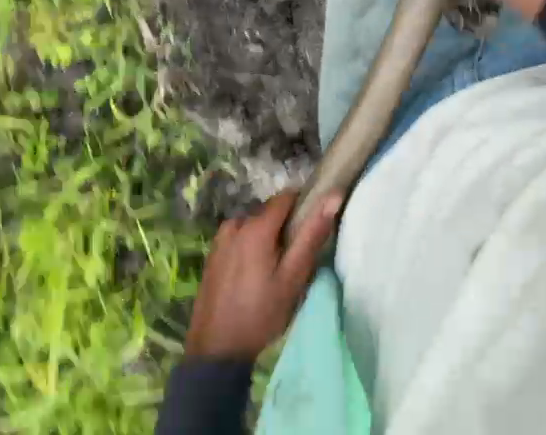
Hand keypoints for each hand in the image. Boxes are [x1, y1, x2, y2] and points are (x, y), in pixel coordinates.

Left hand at [185, 189, 341, 361]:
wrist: (216, 350)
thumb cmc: (260, 313)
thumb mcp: (293, 276)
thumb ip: (312, 234)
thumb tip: (333, 196)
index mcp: (256, 227)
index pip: (286, 197)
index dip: (302, 207)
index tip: (310, 230)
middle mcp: (235, 225)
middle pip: (269, 212)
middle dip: (284, 227)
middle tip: (293, 259)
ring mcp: (220, 241)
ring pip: (254, 225)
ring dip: (266, 238)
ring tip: (274, 270)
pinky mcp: (212, 256)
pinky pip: (239, 238)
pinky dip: (250, 247)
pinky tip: (253, 277)